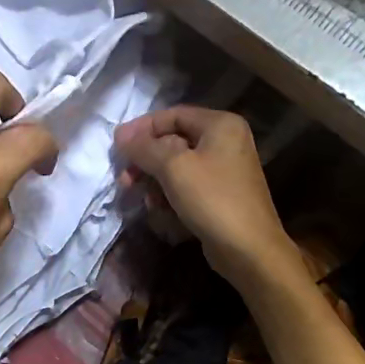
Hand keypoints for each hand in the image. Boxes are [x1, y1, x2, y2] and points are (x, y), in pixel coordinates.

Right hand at [113, 106, 297, 286]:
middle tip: (124, 179)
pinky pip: (188, 187)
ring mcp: (224, 171)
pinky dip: (171, 196)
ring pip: (178, 168)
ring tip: (144, 200)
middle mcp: (226, 142)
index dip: (141, 129)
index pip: (172, 115)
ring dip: (156, 182)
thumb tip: (121, 136)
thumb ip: (145, 148)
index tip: (116, 146)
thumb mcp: (174, 168)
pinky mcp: (220, 196)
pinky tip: (160, 211)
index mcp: (220, 125)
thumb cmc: (212, 200)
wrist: (248, 248)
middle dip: (146, 161)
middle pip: (174, 142)